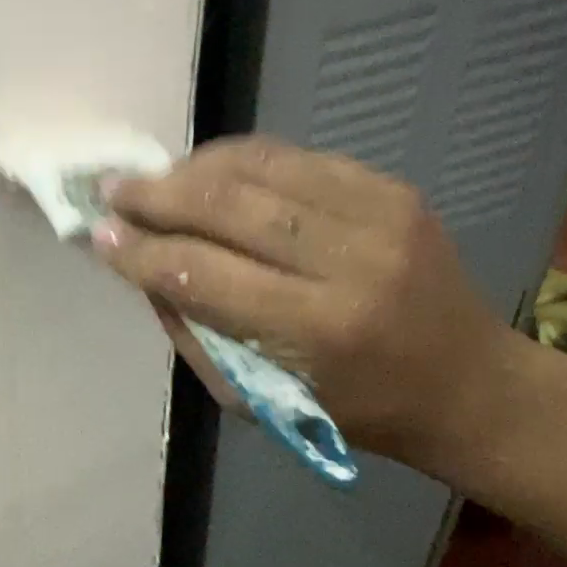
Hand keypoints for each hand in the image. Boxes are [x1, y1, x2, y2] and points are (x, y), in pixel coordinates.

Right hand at [92, 135, 518, 465]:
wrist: (467, 382)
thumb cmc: (353, 408)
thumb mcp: (258, 397)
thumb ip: (196, 332)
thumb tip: (145, 271)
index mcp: (315, 327)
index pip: (202, 271)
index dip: (141, 252)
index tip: (99, 237)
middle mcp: (350, 260)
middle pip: (227, 206)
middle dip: (156, 196)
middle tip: (112, 192)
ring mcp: (378, 214)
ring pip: (259, 168)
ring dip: (193, 170)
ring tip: (154, 181)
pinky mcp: (393, 188)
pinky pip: (297, 158)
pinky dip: (241, 161)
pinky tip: (209, 173)